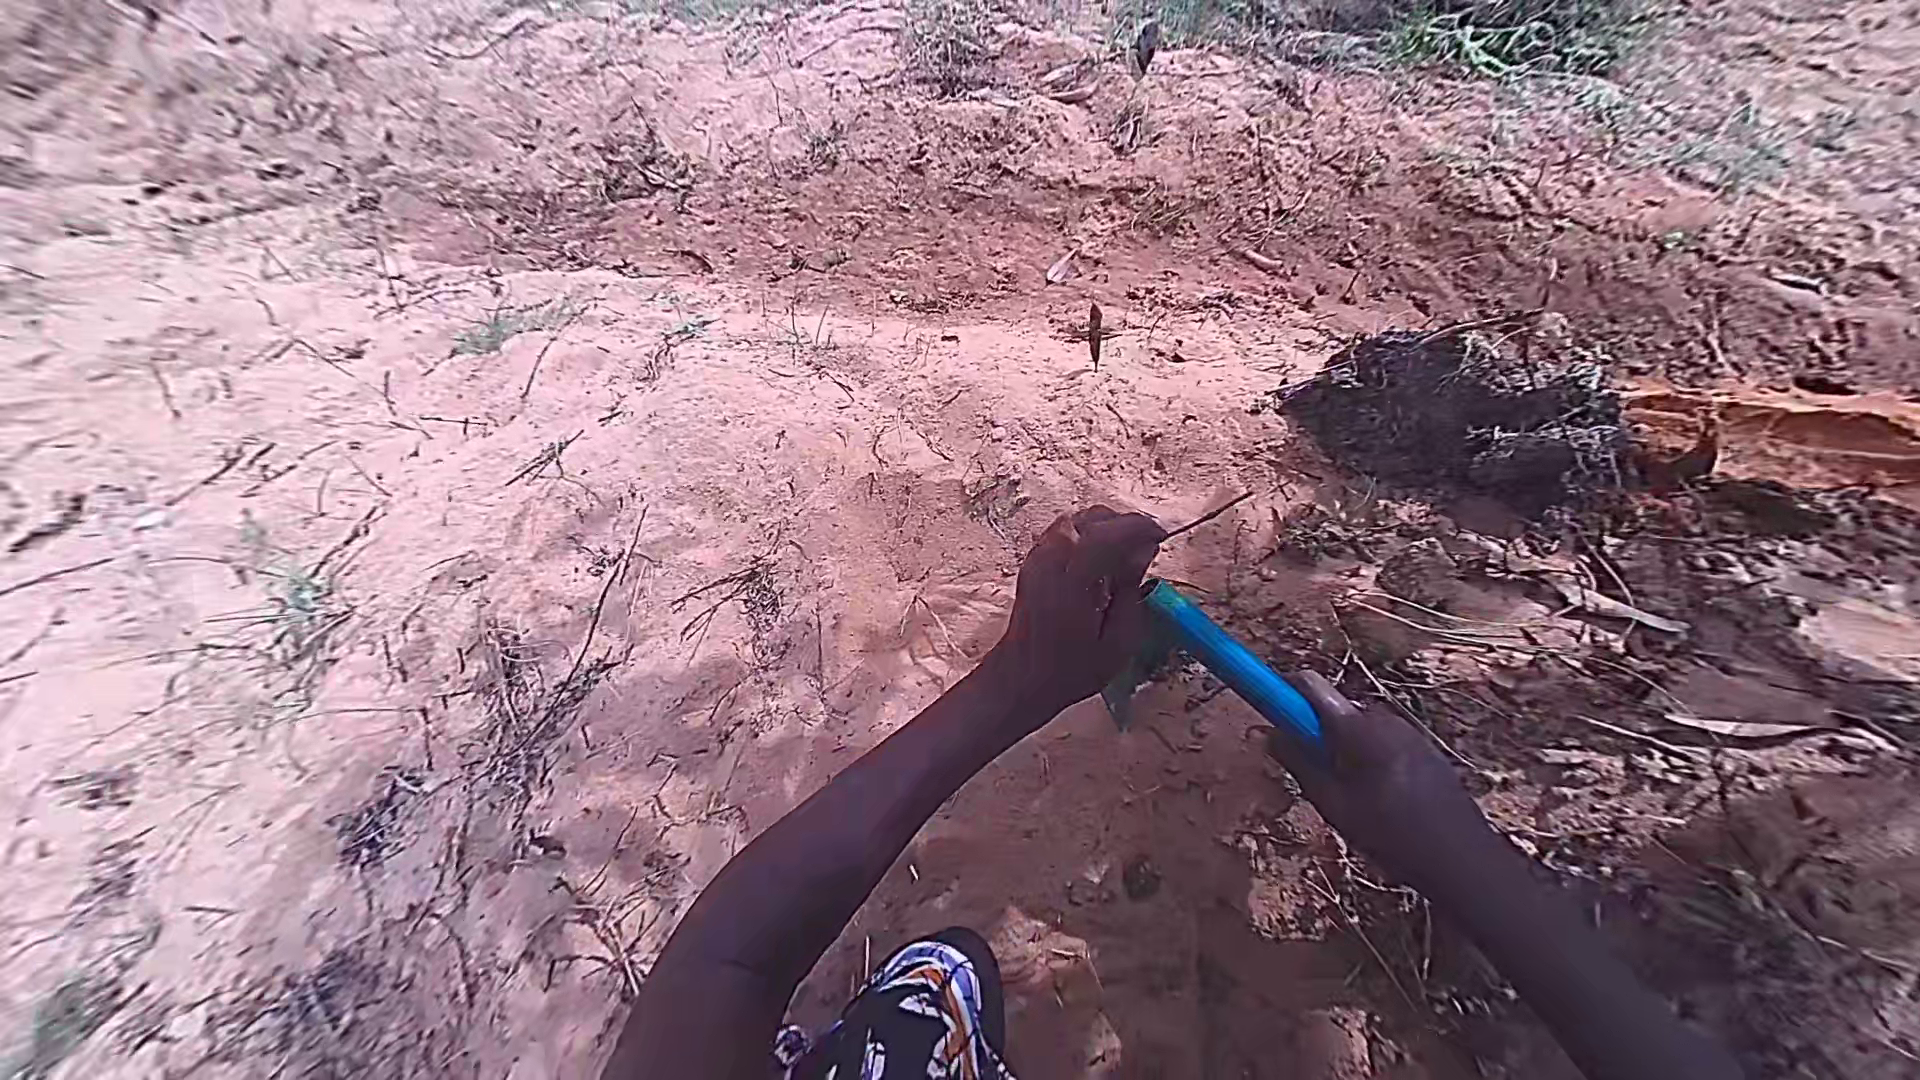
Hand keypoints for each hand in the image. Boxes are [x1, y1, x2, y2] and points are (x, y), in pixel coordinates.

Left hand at [985, 506, 1165, 720]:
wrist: (1023, 677)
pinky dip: (1086, 533)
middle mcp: (1048, 564)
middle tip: (1147, 543)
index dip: (1138, 527)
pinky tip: (1101, 555)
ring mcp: (1036, 560)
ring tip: (1127, 549)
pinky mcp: (1032, 562)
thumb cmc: (1072, 669)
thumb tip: (1143, 551)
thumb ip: (1130, 591)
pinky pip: (1061, 532)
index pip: (1105, 535)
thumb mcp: (1117, 641)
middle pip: (1089, 520)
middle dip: (1124, 524)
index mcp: (1070, 584)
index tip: (1161, 534)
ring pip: (1075, 520)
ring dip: (1104, 526)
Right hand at [1270, 671, 1509, 897]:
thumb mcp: (1331, 802)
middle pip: (1332, 707)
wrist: (1469, 866)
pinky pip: (1380, 738)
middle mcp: (1382, 718)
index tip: (1266, 704)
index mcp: (1356, 727)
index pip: (1308, 683)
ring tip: (1348, 791)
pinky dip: (1366, 754)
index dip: (1282, 687)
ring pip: (1356, 724)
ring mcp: (1409, 732)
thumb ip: (1297, 762)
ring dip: (1342, 744)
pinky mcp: (1426, 749)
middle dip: (1314, 728)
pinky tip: (1378, 795)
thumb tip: (1265, 732)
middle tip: (1311, 768)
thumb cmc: (1391, 835)